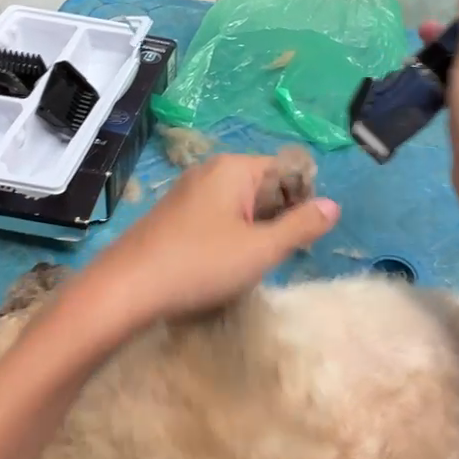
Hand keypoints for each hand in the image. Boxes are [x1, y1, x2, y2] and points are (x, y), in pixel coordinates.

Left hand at [66, 153, 338, 329]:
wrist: (124, 289)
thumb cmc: (200, 264)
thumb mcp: (261, 250)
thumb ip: (301, 226)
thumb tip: (333, 206)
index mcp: (235, 168)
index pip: (287, 169)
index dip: (304, 198)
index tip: (305, 234)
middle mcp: (210, 170)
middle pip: (264, 184)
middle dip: (280, 215)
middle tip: (281, 252)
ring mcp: (188, 192)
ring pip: (240, 203)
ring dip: (255, 229)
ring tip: (255, 261)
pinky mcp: (173, 215)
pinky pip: (217, 216)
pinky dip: (230, 234)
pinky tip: (224, 264)